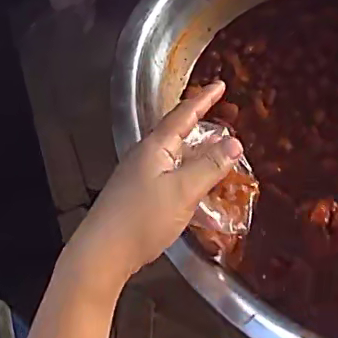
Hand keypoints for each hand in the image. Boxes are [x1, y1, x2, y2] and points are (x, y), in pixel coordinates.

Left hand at [63, 82, 241, 291]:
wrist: (102, 252)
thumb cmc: (141, 219)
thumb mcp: (182, 192)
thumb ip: (209, 166)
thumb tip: (234, 143)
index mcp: (156, 146)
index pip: (184, 114)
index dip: (204, 99)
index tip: (220, 85)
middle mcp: (145, 153)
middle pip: (177, 130)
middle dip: (202, 121)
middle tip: (224, 114)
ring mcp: (140, 173)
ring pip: (174, 152)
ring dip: (196, 147)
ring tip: (217, 148)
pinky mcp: (139, 192)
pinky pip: (170, 171)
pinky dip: (188, 169)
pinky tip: (197, 184)